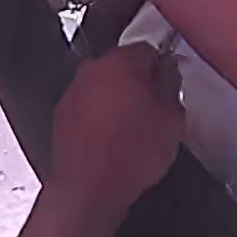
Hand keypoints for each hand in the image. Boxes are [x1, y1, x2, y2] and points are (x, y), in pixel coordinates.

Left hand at [50, 44, 184, 217]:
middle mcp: (92, 71)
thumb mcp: (171, 117)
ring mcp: (75, 90)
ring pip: (106, 85)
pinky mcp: (65, 112)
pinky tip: (116, 137)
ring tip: (137, 128)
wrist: (89, 187)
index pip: (147, 48)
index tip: (171, 79)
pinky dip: (102, 114)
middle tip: (158, 108)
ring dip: (120, 98)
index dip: (164, 64)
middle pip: (124, 64)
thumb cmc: (127, 156)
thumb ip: (171, 82)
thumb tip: (169, 69)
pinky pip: (90, 104)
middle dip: (141, 81)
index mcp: (120, 63)